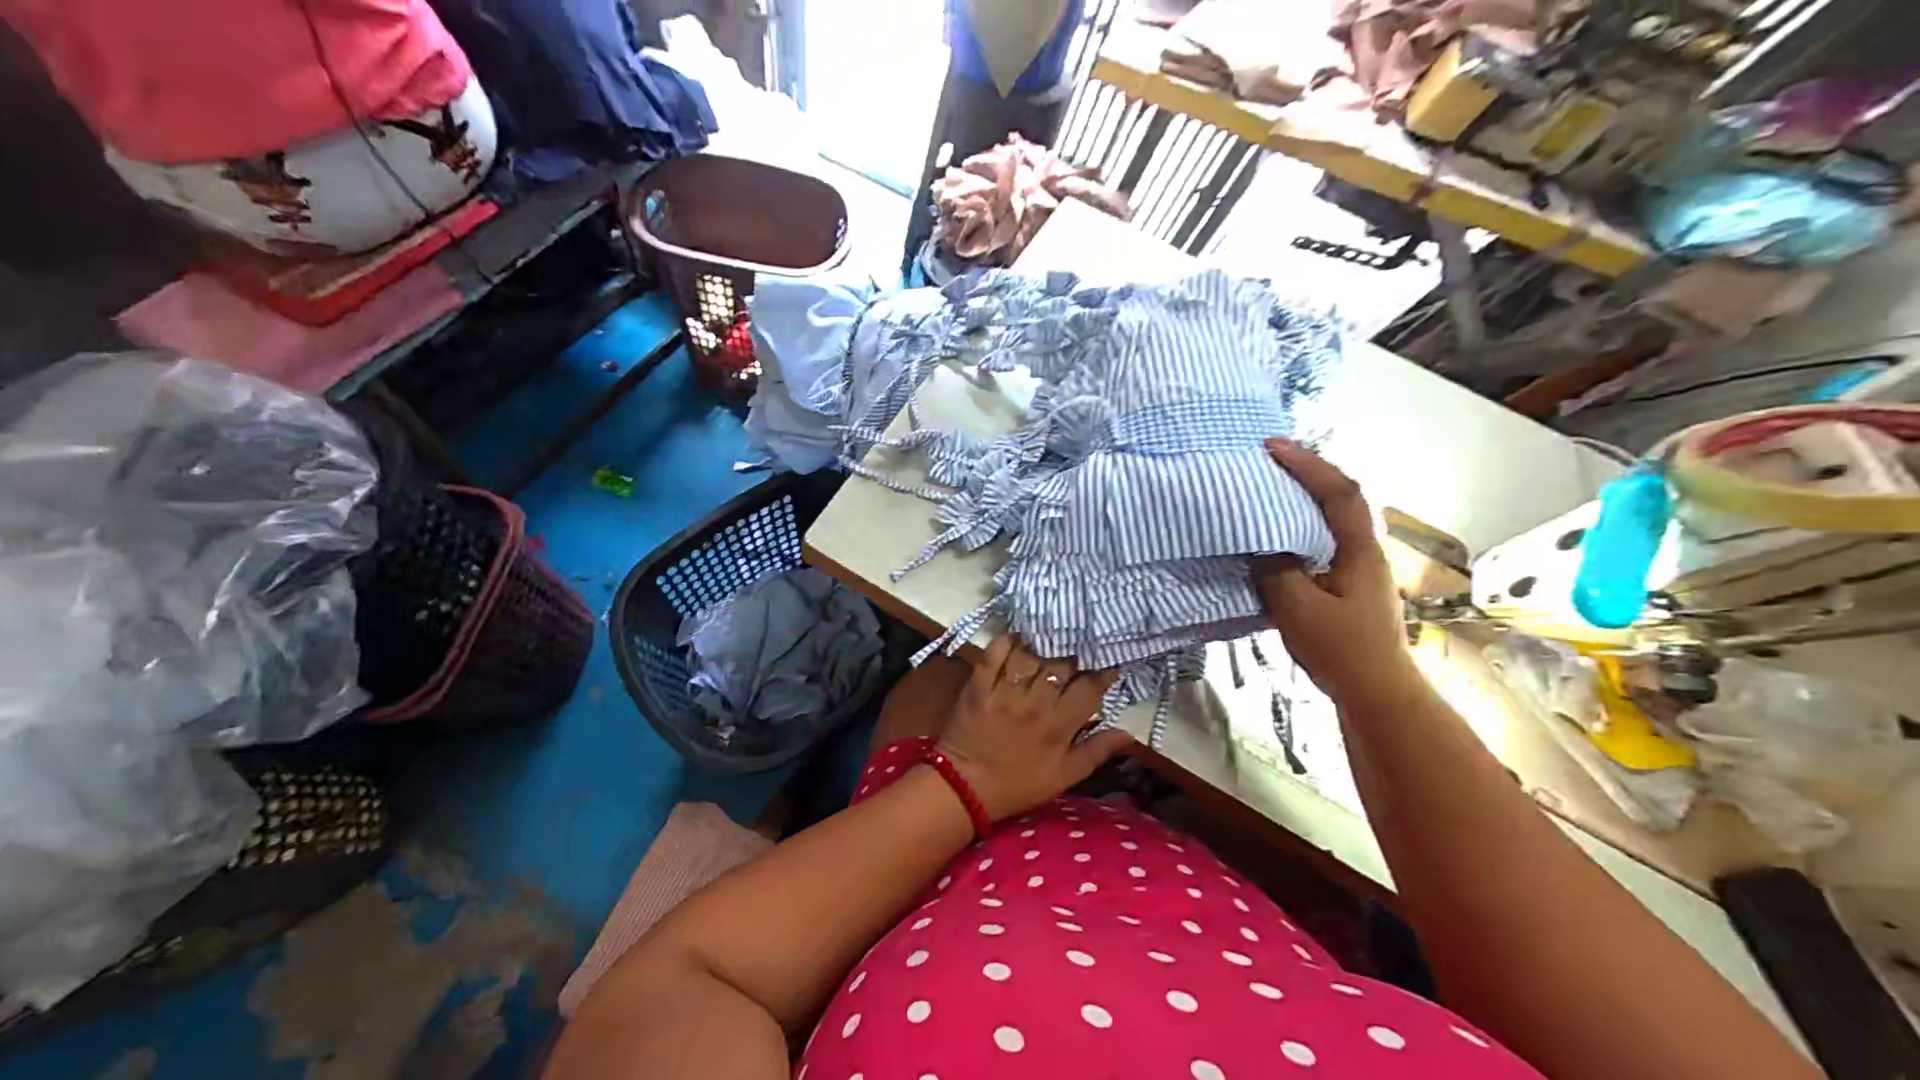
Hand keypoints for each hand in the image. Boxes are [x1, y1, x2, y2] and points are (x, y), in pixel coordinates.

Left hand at [936, 636, 1131, 821]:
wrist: (964, 788)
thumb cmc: (1018, 784)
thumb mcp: (1063, 778)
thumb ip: (1096, 752)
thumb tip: (1128, 733)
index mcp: (1058, 726)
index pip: (1089, 689)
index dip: (1102, 673)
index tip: (1108, 663)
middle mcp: (1034, 703)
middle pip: (1061, 665)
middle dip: (1074, 652)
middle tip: (1080, 645)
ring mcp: (1004, 692)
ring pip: (1029, 655)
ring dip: (1042, 644)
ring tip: (1050, 638)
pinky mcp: (978, 686)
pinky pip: (992, 654)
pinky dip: (1005, 641)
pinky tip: (1017, 637)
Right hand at [1254, 438, 1424, 709]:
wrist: (1378, 693)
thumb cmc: (1341, 650)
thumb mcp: (1299, 609)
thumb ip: (1277, 571)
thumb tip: (1261, 546)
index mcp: (1359, 550)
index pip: (1338, 493)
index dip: (1307, 465)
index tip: (1272, 448)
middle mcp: (1366, 552)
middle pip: (1341, 498)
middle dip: (1307, 472)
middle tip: (1270, 460)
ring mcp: (1360, 569)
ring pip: (1333, 520)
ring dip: (1304, 499)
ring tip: (1270, 490)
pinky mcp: (1350, 586)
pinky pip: (1324, 542)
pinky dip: (1301, 527)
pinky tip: (1279, 537)